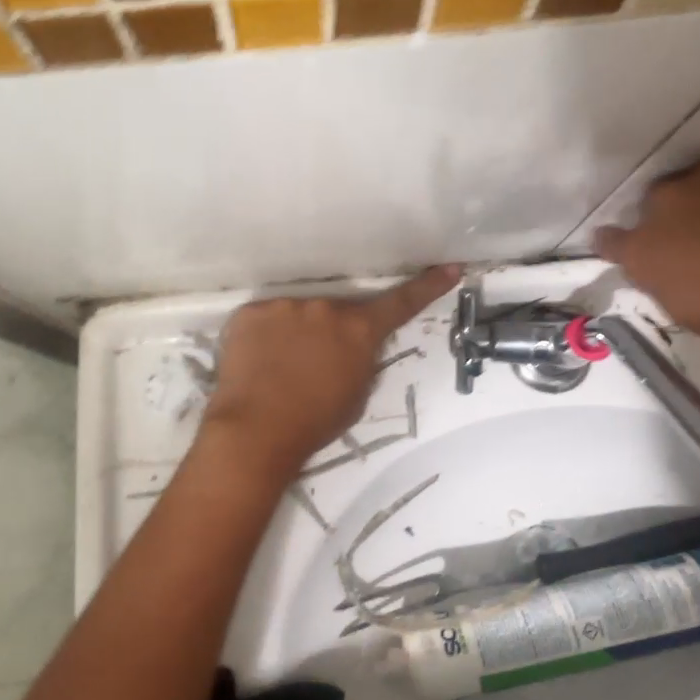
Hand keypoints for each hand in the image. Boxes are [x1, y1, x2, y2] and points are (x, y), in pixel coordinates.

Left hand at [198, 266, 461, 488]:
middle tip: (313, 367)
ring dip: (295, 335)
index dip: (426, 287)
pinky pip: (264, 320)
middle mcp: (325, 308)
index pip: (400, 303)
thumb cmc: (314, 423)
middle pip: (336, 313)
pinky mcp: (250, 312)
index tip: (450, 268)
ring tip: (279, 370)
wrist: (256, 431)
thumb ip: (361, 360)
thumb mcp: (357, 395)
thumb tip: (354, 347)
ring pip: (297, 315)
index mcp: (359, 331)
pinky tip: (256, 364)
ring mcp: (284, 306)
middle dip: (331, 334)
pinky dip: (263, 339)